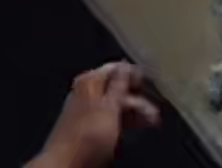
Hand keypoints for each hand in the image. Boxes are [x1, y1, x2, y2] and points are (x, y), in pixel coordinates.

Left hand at [29, 61, 162, 167]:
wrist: (67, 162)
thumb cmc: (89, 133)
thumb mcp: (109, 107)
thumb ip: (119, 85)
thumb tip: (126, 64)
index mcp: (89, 81)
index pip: (115, 69)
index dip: (133, 74)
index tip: (151, 81)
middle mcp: (87, 90)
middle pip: (115, 88)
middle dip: (136, 98)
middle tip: (155, 112)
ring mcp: (87, 108)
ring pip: (114, 104)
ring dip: (133, 111)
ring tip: (151, 121)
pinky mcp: (88, 126)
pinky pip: (109, 117)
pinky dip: (123, 121)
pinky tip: (134, 127)